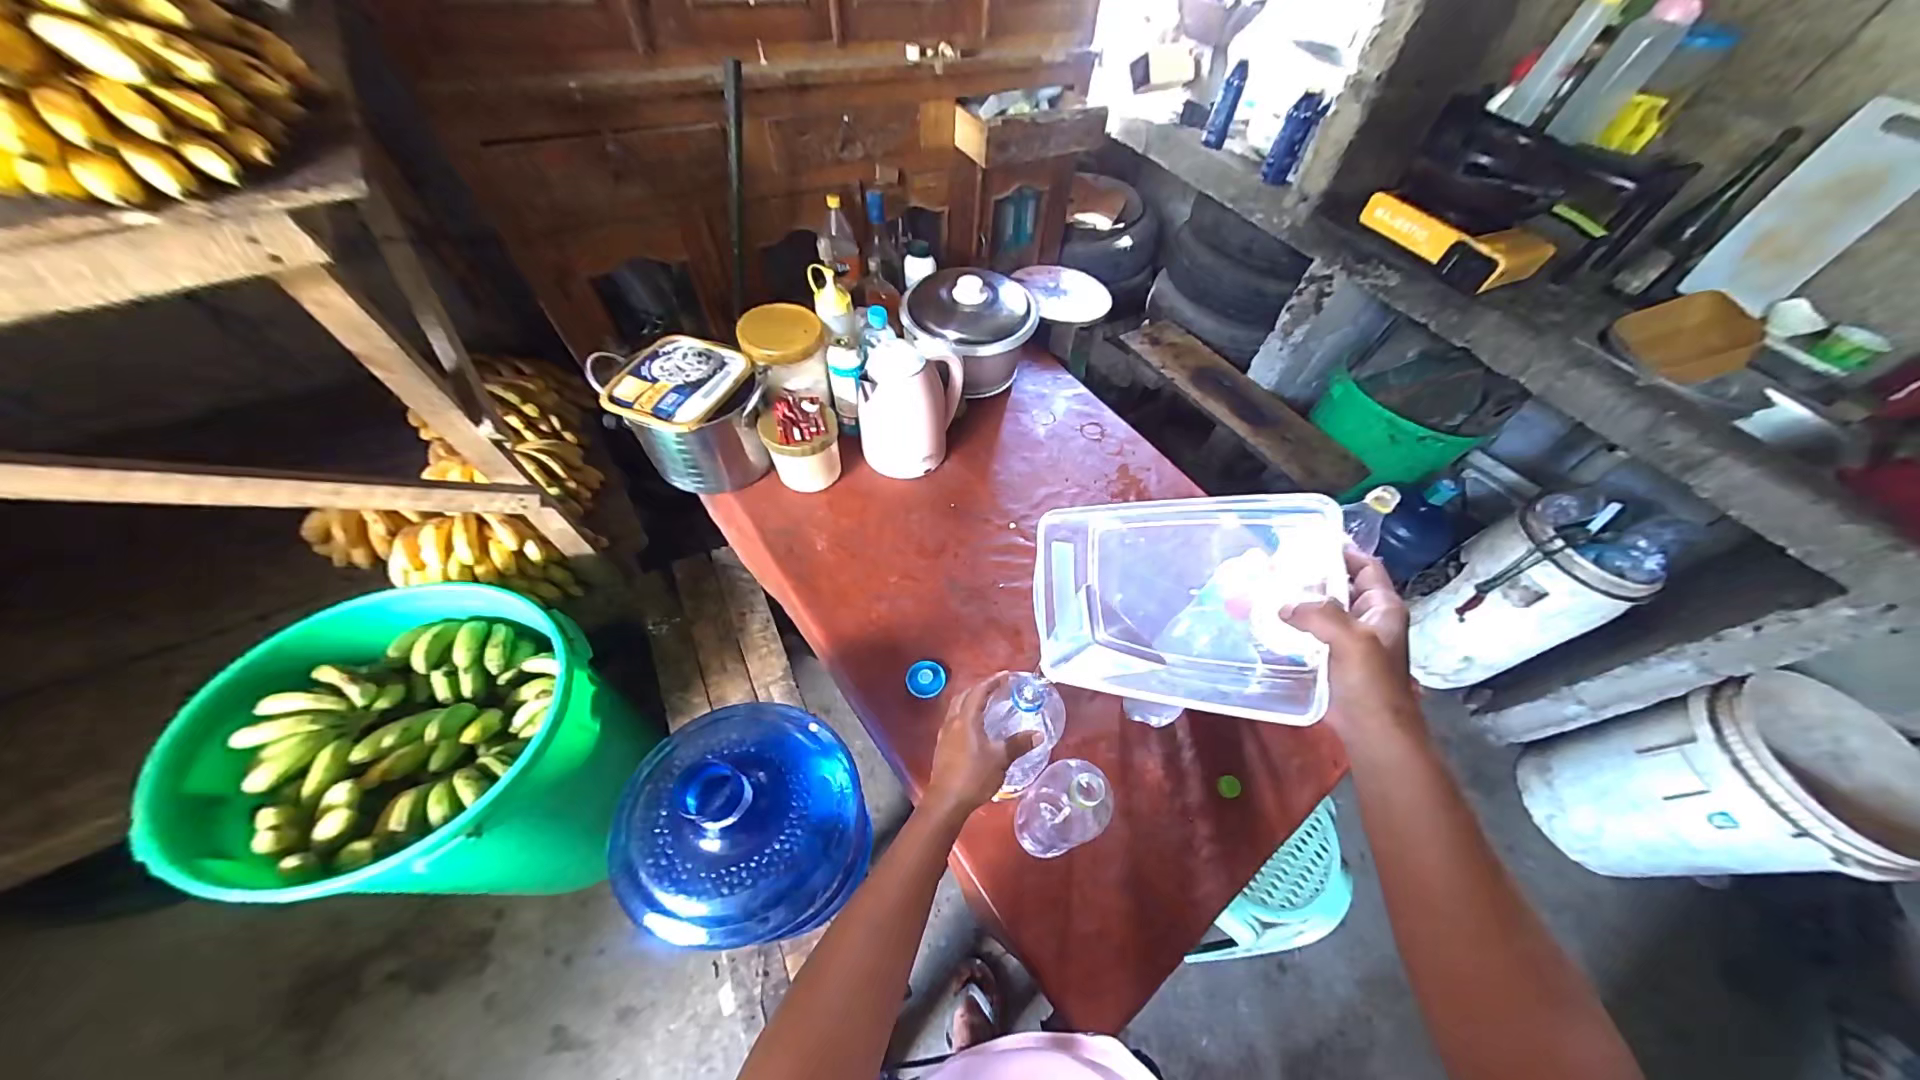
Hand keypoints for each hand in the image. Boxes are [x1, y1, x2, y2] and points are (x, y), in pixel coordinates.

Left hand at [923, 672, 1040, 821]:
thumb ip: (1018, 744)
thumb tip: (1038, 734)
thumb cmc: (974, 776)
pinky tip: (974, 725)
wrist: (947, 800)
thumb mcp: (1000, 759)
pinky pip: (953, 719)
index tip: (1006, 676)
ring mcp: (944, 733)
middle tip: (996, 687)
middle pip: (964, 696)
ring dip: (970, 700)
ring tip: (986, 702)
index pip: (978, 692)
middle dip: (979, 688)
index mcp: (966, 720)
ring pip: (956, 707)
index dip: (992, 682)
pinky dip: (965, 713)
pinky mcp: (942, 745)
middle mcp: (952, 721)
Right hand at [1281, 547, 1422, 741]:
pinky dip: (1295, 623)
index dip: (1343, 550)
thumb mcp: (1350, 639)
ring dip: (1301, 599)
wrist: (1373, 731)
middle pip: (1342, 586)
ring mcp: (1352, 641)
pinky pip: (1313, 631)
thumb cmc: (1370, 683)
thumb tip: (1286, 605)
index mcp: (1383, 609)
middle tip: (1280, 563)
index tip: (1312, 539)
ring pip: (1325, 609)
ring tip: (1270, 587)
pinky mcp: (1334, 659)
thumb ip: (1319, 614)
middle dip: (1314, 574)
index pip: (1366, 567)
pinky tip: (1272, 621)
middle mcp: (1369, 620)